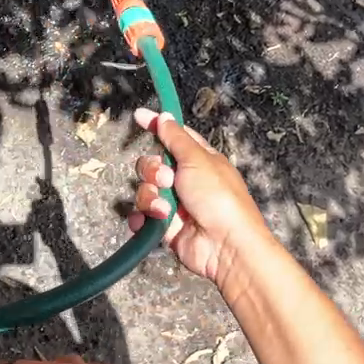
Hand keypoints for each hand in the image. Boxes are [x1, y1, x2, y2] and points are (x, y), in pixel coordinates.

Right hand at [126, 107, 274, 289]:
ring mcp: (175, 203)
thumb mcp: (198, 160)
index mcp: (199, 160)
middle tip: (167, 180)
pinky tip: (150, 220)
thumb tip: (164, 115)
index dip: (158, 126)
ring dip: (151, 197)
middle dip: (153, 171)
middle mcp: (186, 180)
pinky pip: (142, 215)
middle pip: (152, 163)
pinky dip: (143, 218)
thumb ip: (176, 138)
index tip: (139, 117)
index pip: (174, 137)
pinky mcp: (165, 225)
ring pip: (145, 188)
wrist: (225, 247)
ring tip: (165, 209)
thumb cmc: (219, 199)